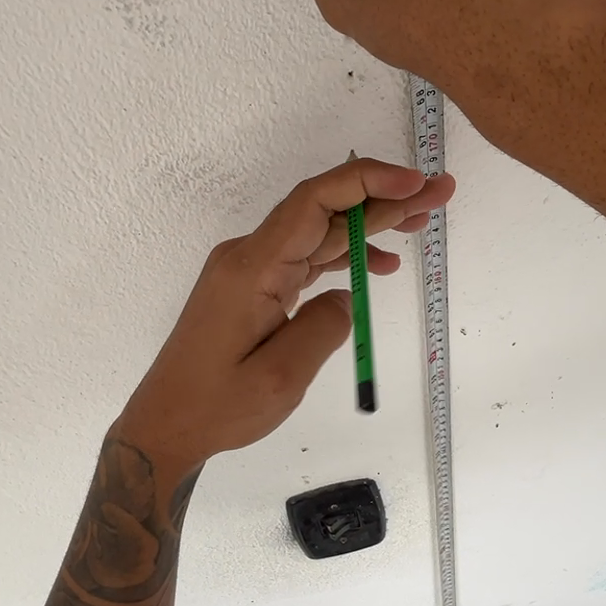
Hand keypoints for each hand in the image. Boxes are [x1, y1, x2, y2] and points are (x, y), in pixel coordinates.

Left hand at [114, 158, 456, 475]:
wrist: (166, 423)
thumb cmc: (216, 407)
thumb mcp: (281, 377)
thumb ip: (324, 328)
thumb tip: (346, 297)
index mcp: (252, 268)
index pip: (314, 202)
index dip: (367, 182)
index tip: (413, 182)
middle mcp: (249, 257)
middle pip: (325, 211)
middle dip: (384, 198)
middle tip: (439, 192)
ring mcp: (251, 271)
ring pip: (320, 234)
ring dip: (371, 226)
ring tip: (422, 222)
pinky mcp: (255, 288)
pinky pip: (307, 260)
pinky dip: (346, 258)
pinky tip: (382, 265)